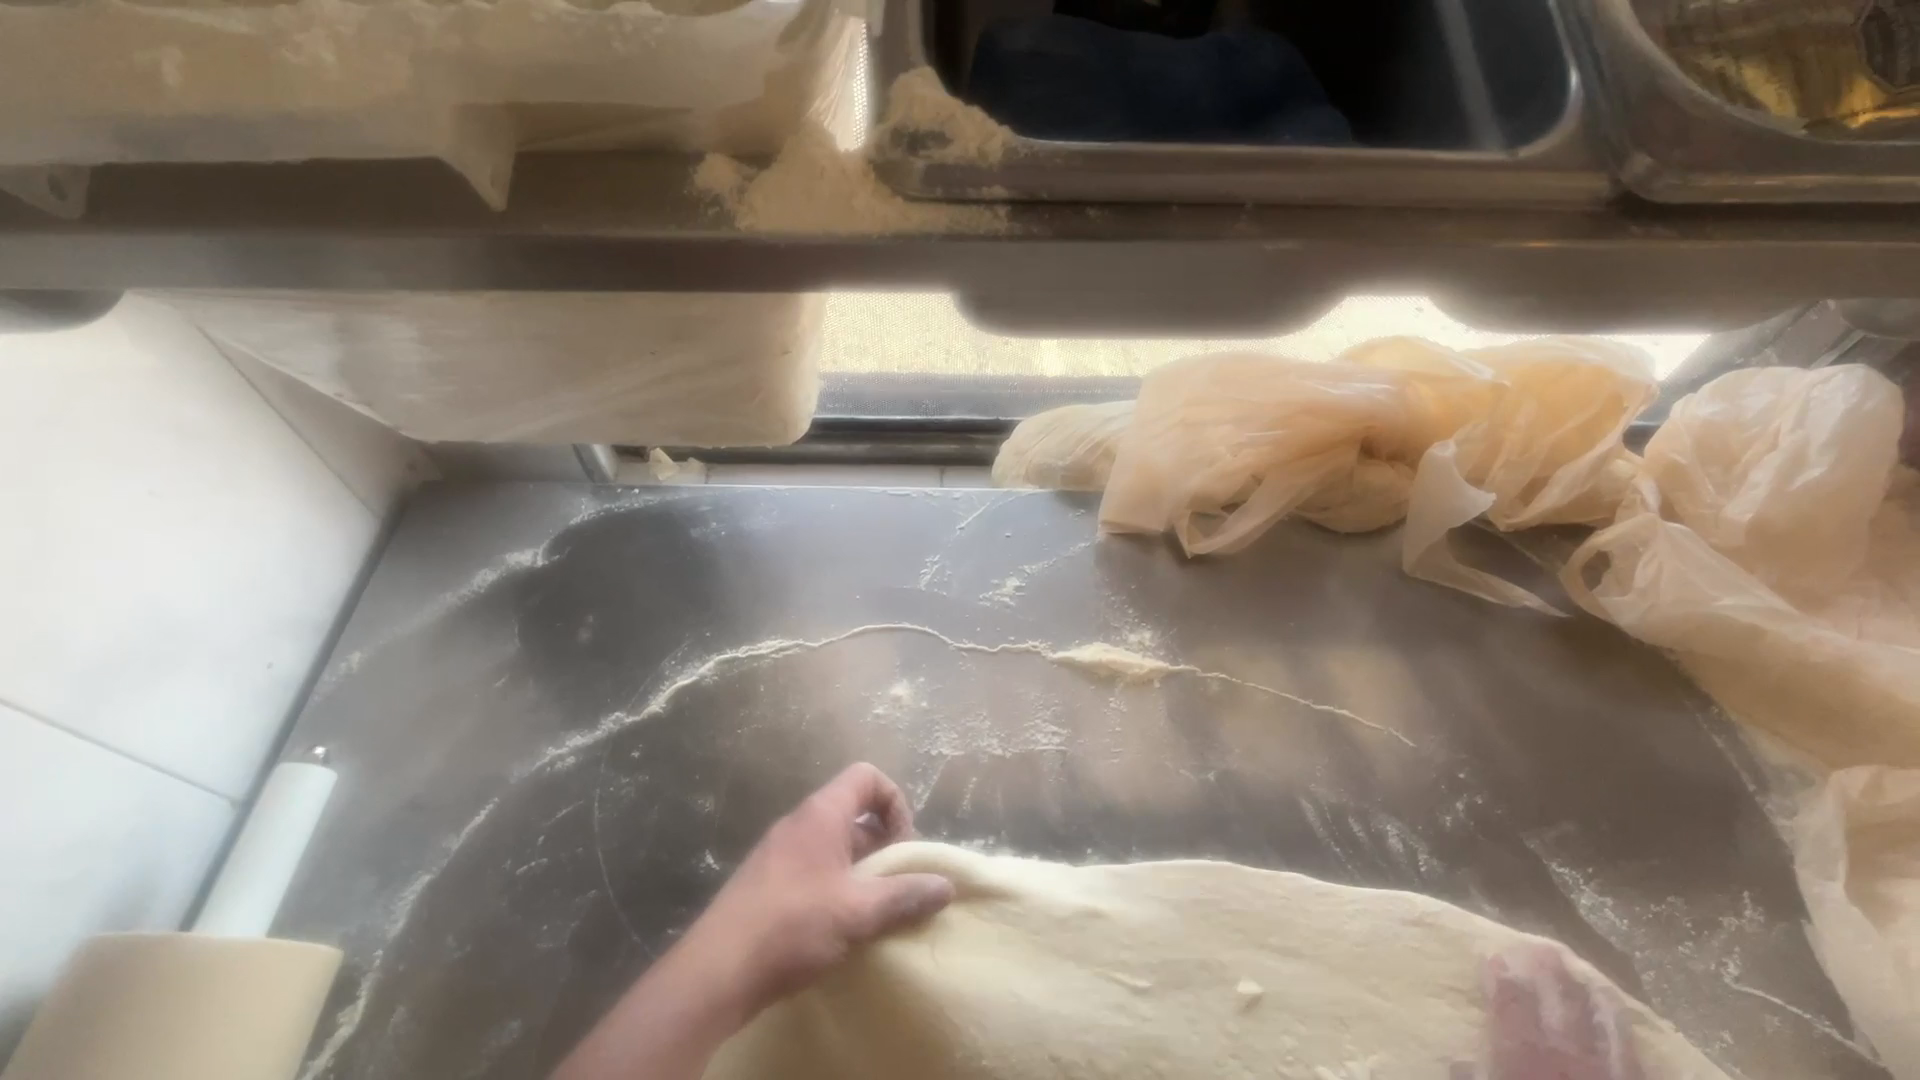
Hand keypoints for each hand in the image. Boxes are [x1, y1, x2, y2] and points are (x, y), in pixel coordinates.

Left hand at [683, 762, 955, 1013]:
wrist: (715, 973)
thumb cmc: (790, 927)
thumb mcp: (857, 912)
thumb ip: (904, 896)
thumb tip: (946, 885)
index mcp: (820, 815)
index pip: (866, 777)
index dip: (894, 803)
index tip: (904, 847)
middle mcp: (799, 824)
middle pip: (853, 813)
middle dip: (883, 845)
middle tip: (897, 886)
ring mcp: (779, 854)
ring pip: (834, 846)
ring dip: (861, 871)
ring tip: (873, 912)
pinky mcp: (767, 884)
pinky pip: (813, 870)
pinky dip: (836, 888)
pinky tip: (841, 928)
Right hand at [1480, 943, 1645, 1079]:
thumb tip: (1459, 1062)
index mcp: (1523, 1058)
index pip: (1511, 1006)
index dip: (1502, 978)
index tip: (1494, 956)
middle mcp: (1566, 1057)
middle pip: (1558, 1005)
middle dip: (1546, 974)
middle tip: (1536, 948)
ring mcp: (1607, 1072)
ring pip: (1603, 1026)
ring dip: (1590, 995)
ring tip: (1580, 972)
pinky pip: (1633, 1054)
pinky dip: (1621, 1029)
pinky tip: (1619, 1017)